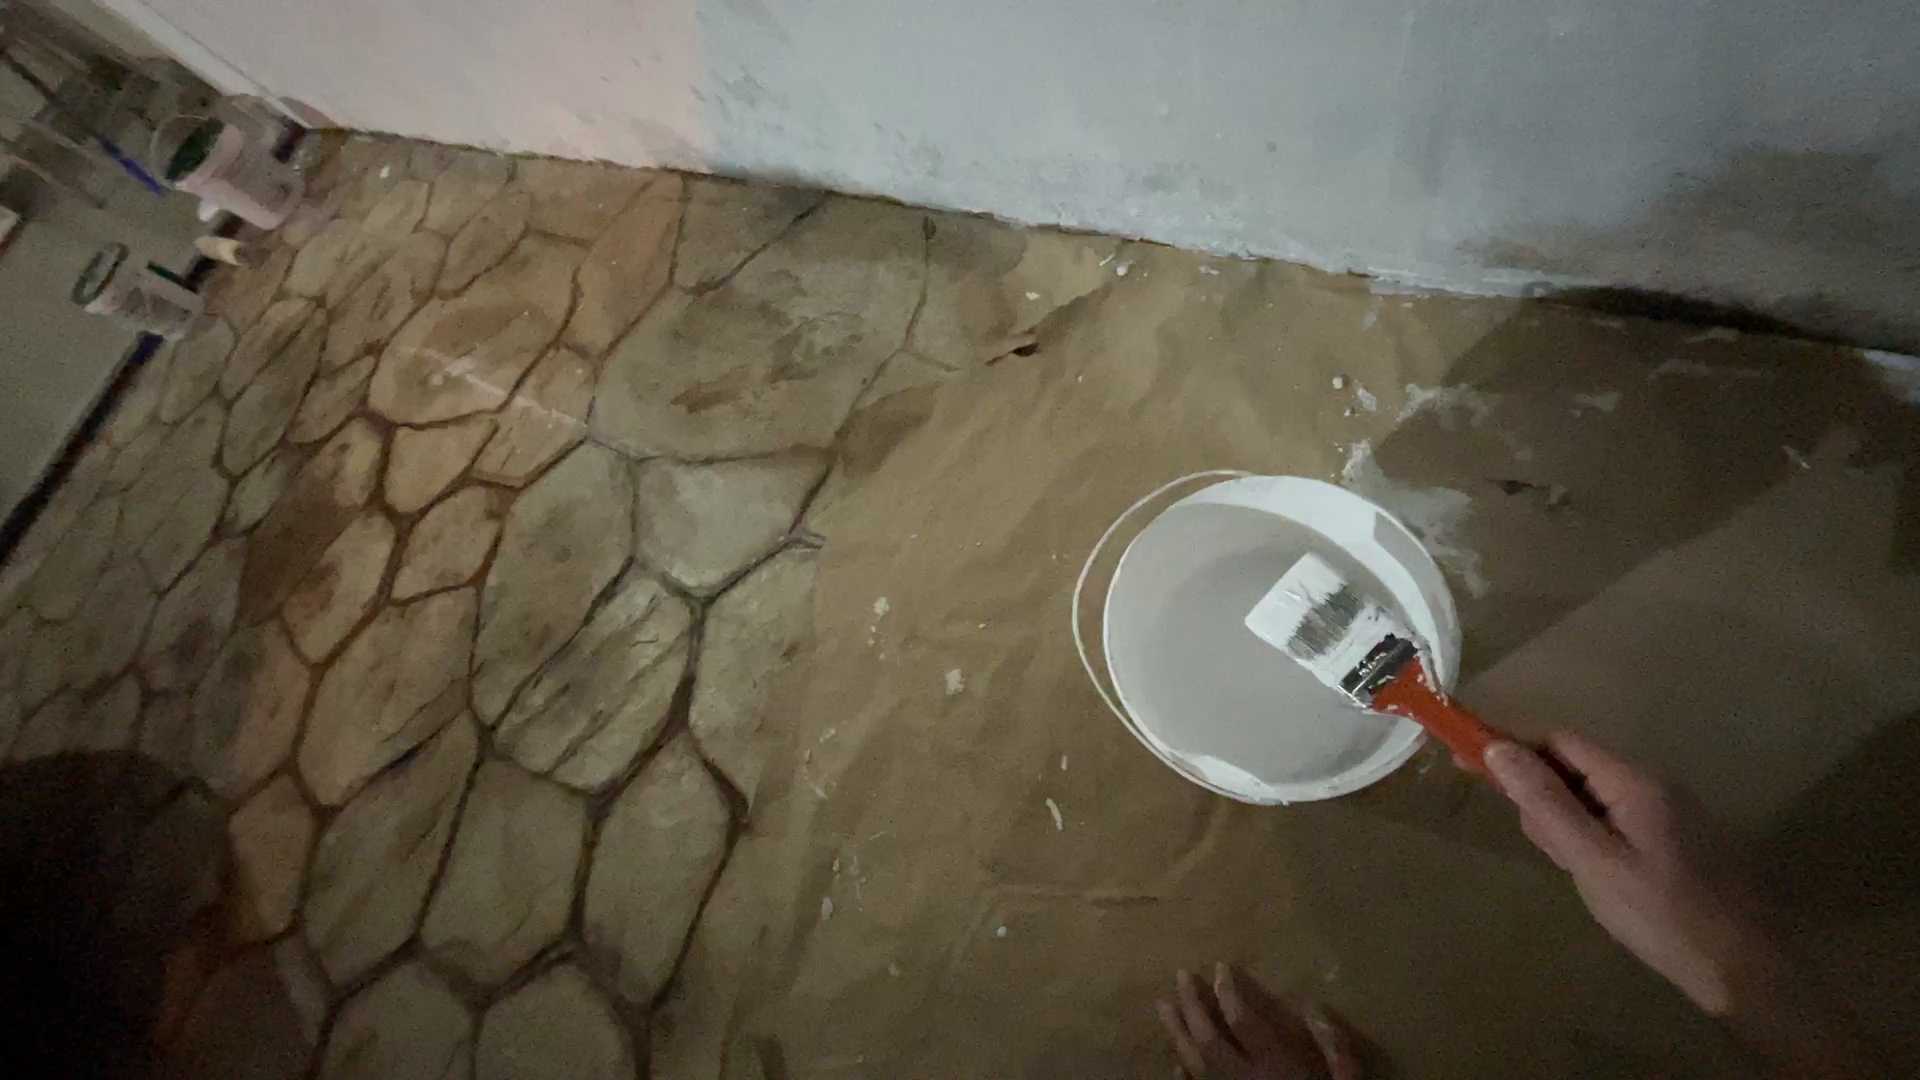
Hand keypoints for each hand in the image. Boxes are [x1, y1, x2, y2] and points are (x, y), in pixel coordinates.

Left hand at [1156, 964, 1360, 1079]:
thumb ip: (1336, 1052)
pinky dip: (1184, 1078)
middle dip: (1192, 1005)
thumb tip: (1314, 1008)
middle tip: (1180, 974)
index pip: (1242, 1021)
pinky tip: (1176, 1066)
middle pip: (1208, 1039)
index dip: (1228, 990)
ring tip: (1163, 1005)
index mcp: (1275, 1069)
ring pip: (1194, 1064)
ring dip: (1177, 1033)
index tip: (1219, 967)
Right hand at [1483, 735, 1780, 1015]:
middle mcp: (1653, 785)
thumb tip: (1495, 746)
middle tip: (1538, 837)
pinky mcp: (1672, 838)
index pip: (1557, 738)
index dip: (1508, 741)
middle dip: (1538, 792)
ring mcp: (1667, 812)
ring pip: (1587, 794)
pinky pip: (1609, 816)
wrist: (1749, 979)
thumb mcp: (1590, 858)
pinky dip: (1585, 832)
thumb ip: (1542, 800)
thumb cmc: (1661, 914)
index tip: (1465, 755)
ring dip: (1562, 819)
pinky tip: (1592, 869)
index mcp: (1635, 783)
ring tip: (1570, 863)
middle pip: (1570, 765)